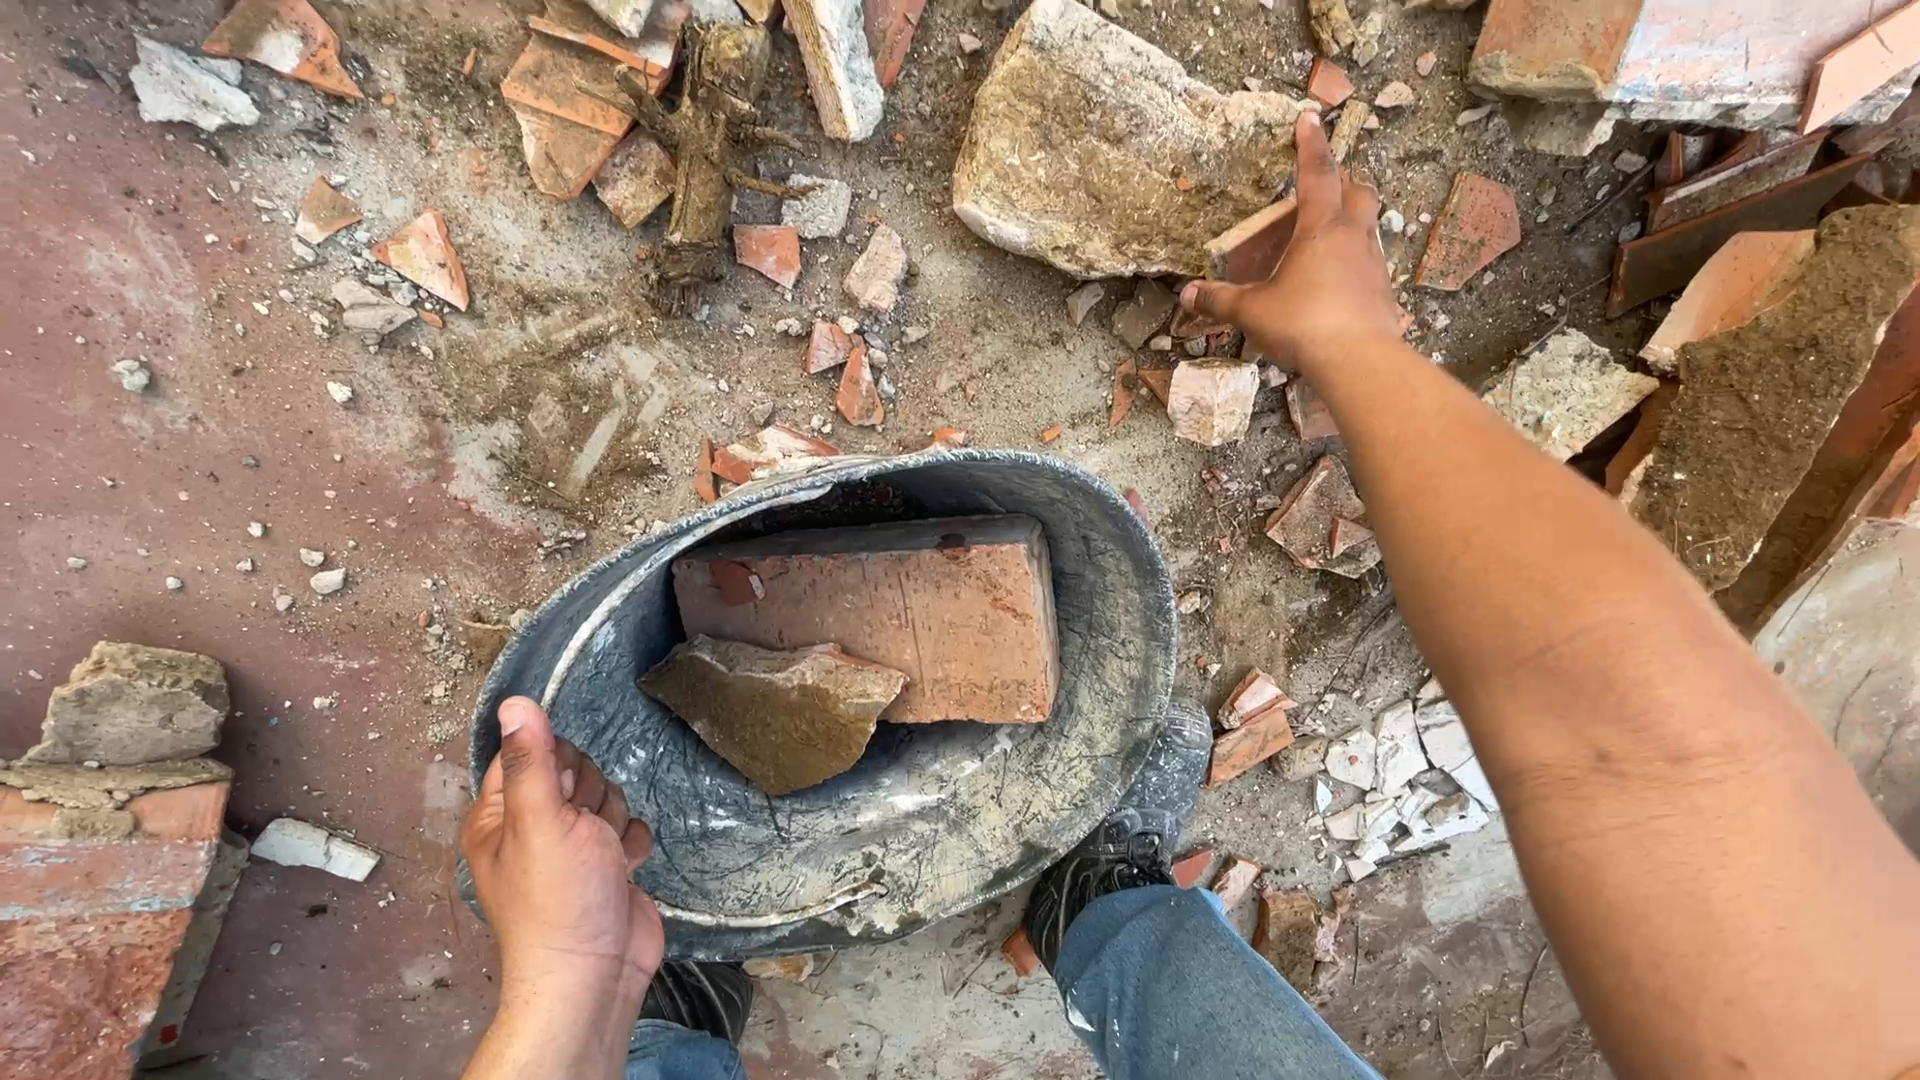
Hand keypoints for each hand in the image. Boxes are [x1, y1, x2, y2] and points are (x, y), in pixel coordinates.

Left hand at [461, 696, 662, 1011]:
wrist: (597, 970)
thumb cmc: (558, 898)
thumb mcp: (540, 821)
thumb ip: (533, 760)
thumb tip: (514, 701)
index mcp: (500, 815)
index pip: (529, 752)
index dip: (555, 762)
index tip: (562, 788)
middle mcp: (533, 825)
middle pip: (576, 769)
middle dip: (591, 794)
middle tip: (582, 829)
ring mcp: (572, 844)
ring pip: (607, 794)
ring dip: (612, 820)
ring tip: (601, 856)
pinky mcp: (606, 860)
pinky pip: (628, 824)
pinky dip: (630, 843)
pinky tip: (622, 868)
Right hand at [1180, 110, 1404, 371]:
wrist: (1358, 359)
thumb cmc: (1303, 324)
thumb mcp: (1253, 312)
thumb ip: (1220, 301)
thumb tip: (1187, 294)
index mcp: (1321, 229)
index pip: (1318, 173)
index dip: (1310, 144)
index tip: (1308, 118)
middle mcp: (1353, 236)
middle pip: (1358, 190)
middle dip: (1342, 179)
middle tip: (1323, 183)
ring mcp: (1372, 262)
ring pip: (1367, 224)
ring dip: (1350, 217)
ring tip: (1325, 232)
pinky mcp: (1381, 290)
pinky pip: (1368, 260)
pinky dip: (1352, 256)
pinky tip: (1335, 277)